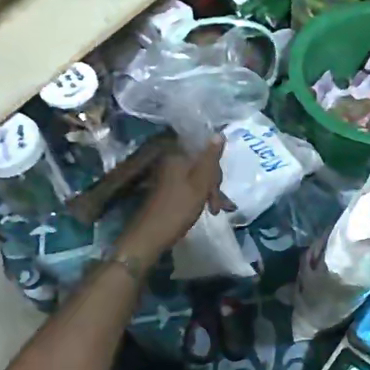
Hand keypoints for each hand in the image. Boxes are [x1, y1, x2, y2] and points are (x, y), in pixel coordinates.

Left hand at [116, 138, 230, 263]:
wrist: (149, 236)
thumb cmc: (177, 208)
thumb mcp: (199, 183)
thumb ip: (210, 159)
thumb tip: (219, 133)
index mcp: (177, 156)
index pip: (204, 151)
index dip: (215, 169)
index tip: (219, 188)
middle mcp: (171, 162)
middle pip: (201, 165)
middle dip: (212, 184)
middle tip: (217, 206)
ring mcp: (168, 176)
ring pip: (196, 178)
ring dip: (208, 193)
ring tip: (215, 211)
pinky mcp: (167, 190)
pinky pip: (189, 187)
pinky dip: (199, 197)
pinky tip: (207, 210)